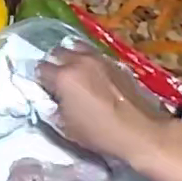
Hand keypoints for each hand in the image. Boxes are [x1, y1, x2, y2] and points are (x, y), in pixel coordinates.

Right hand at [37, 45, 174, 163]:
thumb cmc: (100, 133)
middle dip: (54, 64)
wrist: (141, 131)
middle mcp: (78, 61)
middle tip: (59, 80)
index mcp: (63, 77)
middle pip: (57, 52)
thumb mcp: (67, 127)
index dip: (40, 79)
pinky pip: (94, 54)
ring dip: (72, 57)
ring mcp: (98, 59)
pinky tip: (94, 75)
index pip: (40, 69)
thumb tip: (50, 100)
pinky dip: (89, 60)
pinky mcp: (115, 62)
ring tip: (75, 72)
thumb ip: (53, 108)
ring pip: (76, 47)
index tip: (45, 89)